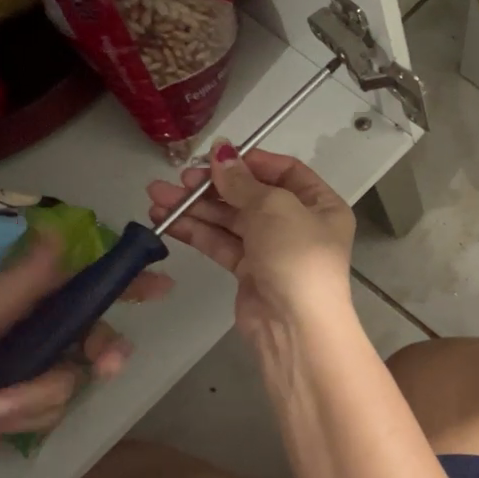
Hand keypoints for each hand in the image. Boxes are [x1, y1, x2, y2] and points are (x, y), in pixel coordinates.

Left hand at [0, 238, 167, 477]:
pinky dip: (23, 418)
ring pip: (70, 377)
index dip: (115, 283)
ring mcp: (15, 377)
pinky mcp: (12, 415)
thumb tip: (56, 229)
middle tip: (107, 365)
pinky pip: (50, 409)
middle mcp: (15, 335)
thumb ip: (22, 281)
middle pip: (86, 333)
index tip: (159, 285)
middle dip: (97, 349)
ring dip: (37, 395)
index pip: (71, 284)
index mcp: (2, 304)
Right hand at [147, 139, 354, 333]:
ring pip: (231, 220)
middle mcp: (300, 224)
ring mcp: (274, 249)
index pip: (286, 171)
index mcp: (322, 205)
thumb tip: (222, 152)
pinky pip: (221, 243)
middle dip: (215, 186)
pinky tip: (165, 220)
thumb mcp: (274, 208)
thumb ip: (243, 182)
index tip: (217, 157)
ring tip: (157, 196)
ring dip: (196, 207)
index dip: (251, 162)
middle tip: (180, 179)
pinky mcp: (250, 272)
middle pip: (253, 195)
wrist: (296, 325)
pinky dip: (195, 231)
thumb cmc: (297, 256)